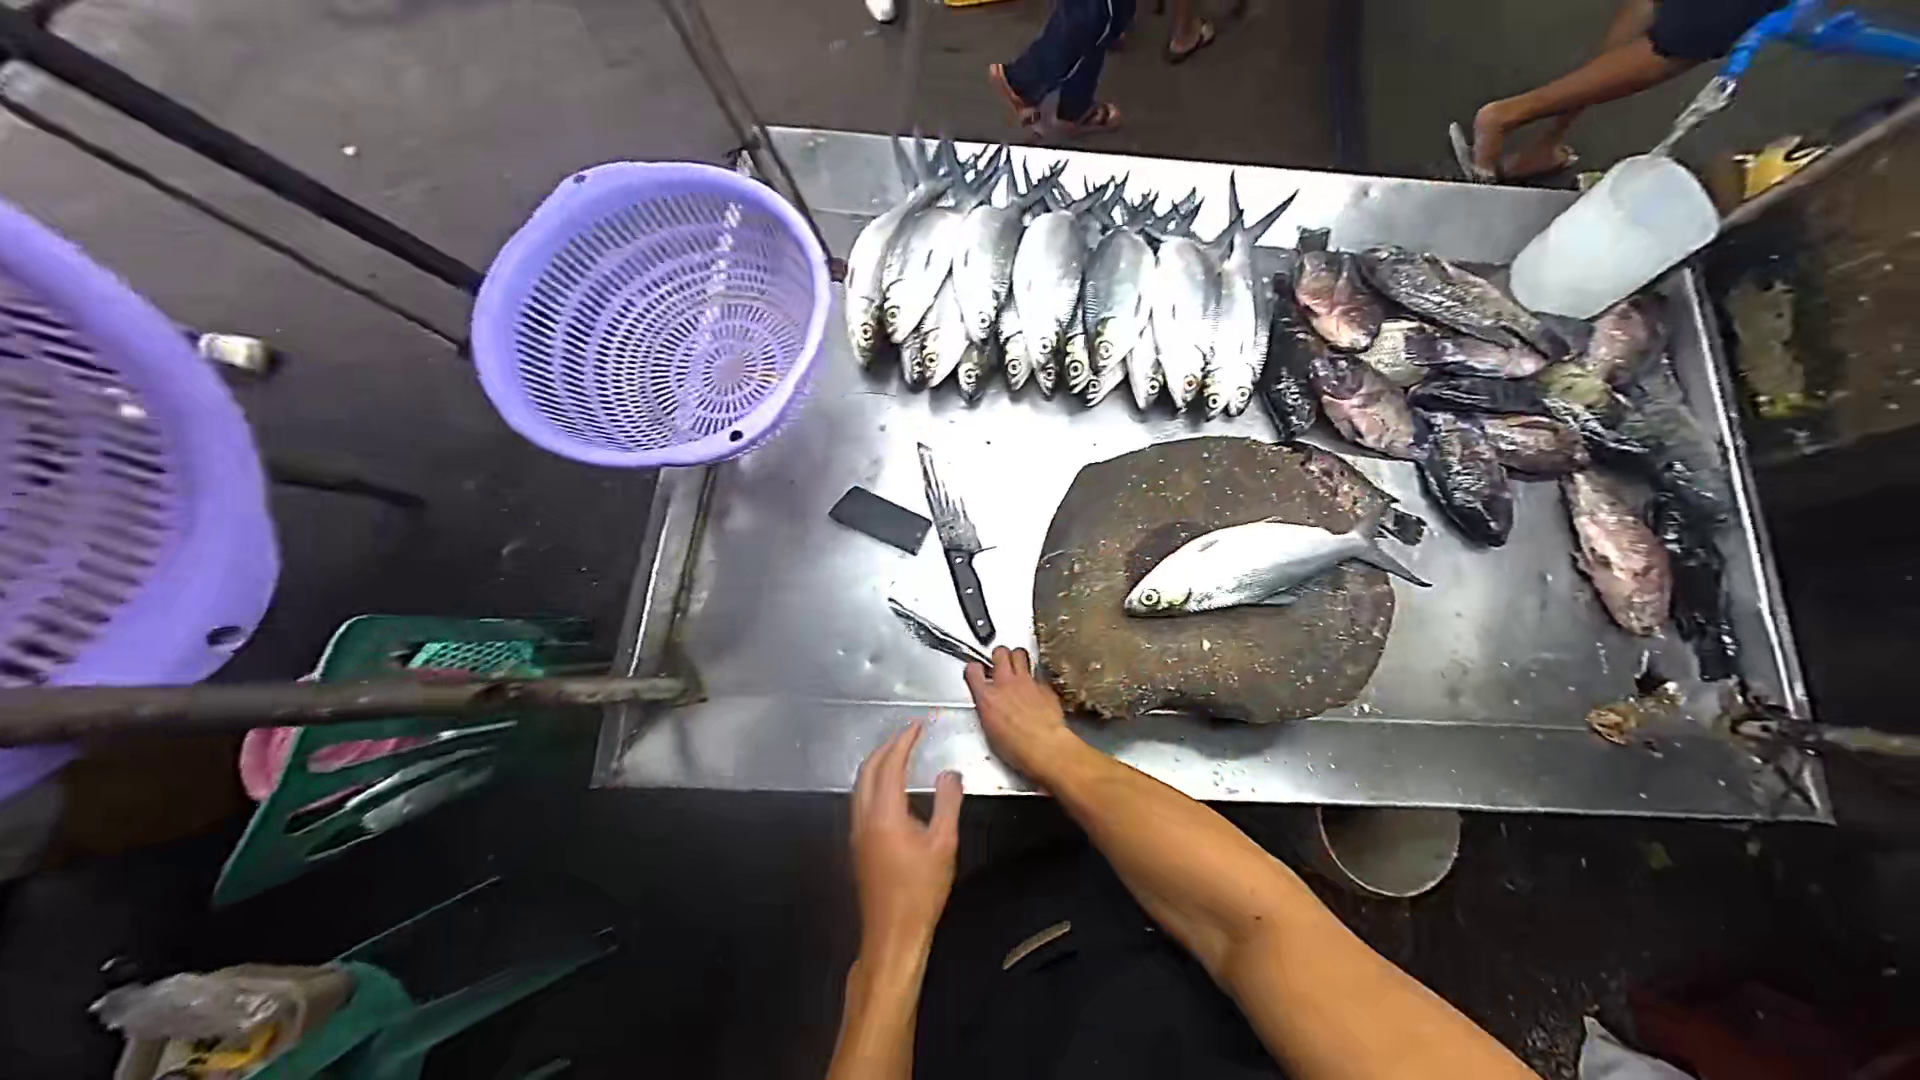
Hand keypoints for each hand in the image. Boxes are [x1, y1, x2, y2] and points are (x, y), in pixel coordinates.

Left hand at [851, 721, 961, 950]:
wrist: (893, 934)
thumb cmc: (921, 891)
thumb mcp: (944, 843)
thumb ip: (948, 803)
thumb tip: (949, 774)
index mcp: (885, 813)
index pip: (890, 765)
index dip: (903, 741)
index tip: (916, 726)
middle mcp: (864, 818)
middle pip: (868, 769)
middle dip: (887, 747)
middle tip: (908, 735)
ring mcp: (856, 832)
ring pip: (860, 784)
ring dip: (878, 763)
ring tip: (900, 754)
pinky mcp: (857, 845)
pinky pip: (861, 799)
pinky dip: (874, 781)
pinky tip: (891, 789)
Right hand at [963, 646, 1077, 782]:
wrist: (1045, 747)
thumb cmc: (1017, 747)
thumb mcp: (990, 732)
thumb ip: (987, 712)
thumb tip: (989, 709)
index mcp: (987, 697)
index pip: (973, 670)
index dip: (974, 669)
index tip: (976, 671)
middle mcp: (1005, 684)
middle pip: (999, 652)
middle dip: (999, 655)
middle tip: (1000, 662)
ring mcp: (1026, 682)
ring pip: (1020, 654)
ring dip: (1017, 657)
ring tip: (1017, 665)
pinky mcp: (1044, 686)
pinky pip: (1037, 674)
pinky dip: (1035, 678)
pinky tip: (1035, 687)